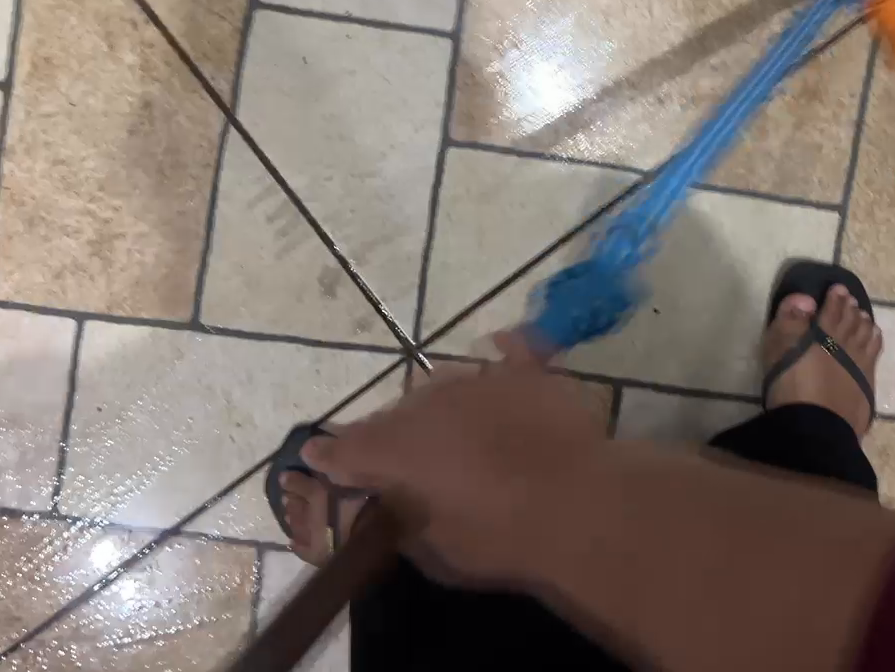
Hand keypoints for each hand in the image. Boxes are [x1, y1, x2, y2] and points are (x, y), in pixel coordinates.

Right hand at [303, 347, 604, 584]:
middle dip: (395, 434)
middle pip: (399, 414)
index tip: (317, 454)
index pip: (348, 446)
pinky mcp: (525, 371)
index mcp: (399, 446)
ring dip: (444, 406)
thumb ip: (402, 516)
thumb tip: (391, 500)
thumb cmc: (500, 536)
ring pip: (446, 386)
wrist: (577, 500)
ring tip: (459, 430)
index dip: (332, 454)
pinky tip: (502, 347)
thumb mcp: (436, 548)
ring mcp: (479, 379)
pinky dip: (503, 353)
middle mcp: (429, 402)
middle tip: (408, 460)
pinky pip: (509, 351)